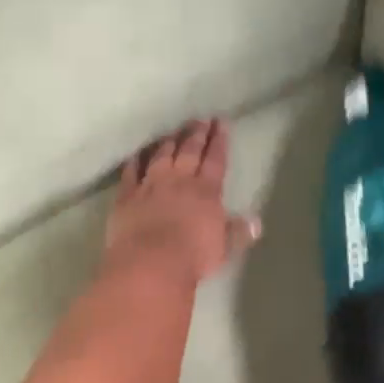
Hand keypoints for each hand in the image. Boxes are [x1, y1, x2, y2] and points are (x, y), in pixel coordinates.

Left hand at [107, 119, 260, 282]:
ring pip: (161, 156)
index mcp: (206, 192)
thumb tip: (255, 222)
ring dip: (168, 142)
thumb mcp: (223, 248)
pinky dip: (135, 161)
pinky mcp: (127, 196)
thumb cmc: (193, 258)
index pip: (215, 160)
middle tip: (200, 119)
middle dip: (196, 134)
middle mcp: (178, 181)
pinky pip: (131, 172)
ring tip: (173, 131)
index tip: (221, 124)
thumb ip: (237, 232)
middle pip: (188, 151)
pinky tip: (137, 154)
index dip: (219, 141)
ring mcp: (150, 185)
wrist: (150, 263)